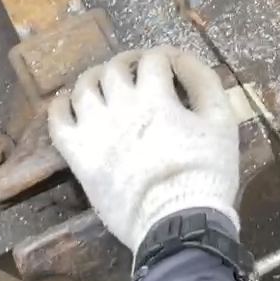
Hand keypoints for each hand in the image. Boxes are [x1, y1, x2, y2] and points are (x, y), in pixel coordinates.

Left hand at [48, 47, 239, 249]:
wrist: (177, 224)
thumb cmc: (205, 174)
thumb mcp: (222, 123)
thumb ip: (205, 83)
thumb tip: (183, 59)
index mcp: (155, 96)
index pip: (154, 59)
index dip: (164, 56)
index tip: (170, 64)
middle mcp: (119, 106)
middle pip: (115, 68)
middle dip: (129, 62)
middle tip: (138, 71)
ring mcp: (94, 130)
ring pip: (84, 87)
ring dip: (96, 78)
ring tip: (106, 85)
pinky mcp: (78, 156)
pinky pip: (57, 120)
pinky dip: (62, 105)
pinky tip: (72, 105)